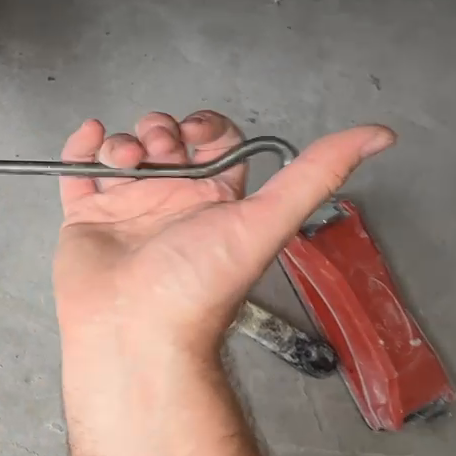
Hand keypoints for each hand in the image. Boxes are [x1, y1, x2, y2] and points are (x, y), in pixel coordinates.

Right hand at [53, 110, 393, 361]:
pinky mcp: (85, 217)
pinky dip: (80, 148)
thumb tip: (379, 134)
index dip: (206, 127)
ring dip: (123, 140)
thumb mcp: (265, 222)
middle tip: (159, 149)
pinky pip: (76, 172)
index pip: (215, 145)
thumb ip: (313, 174)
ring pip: (122, 153)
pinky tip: (92, 136)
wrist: (134, 327)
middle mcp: (170, 202)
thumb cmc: (197, 284)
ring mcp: (124, 208)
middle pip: (164, 142)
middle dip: (160, 130)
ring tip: (123, 159)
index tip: (195, 134)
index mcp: (215, 203)